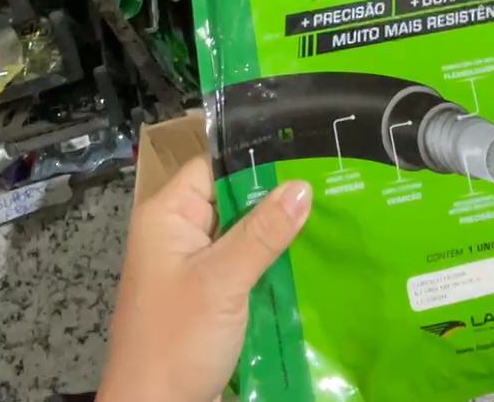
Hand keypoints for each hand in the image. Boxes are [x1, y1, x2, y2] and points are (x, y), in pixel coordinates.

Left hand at [98, 159, 311, 401]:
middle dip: (272, 195)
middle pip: (230, 197)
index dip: (252, 159)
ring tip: (326, 213)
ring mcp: (191, 264)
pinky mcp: (207, 293)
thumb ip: (262, 232)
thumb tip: (302, 186)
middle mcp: (176, 231)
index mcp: (166, 215)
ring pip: (240, 231)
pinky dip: (268, 260)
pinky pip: (241, 262)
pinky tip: (305, 254)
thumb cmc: (177, 340)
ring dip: (274, 230)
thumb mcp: (223, 281)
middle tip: (325, 182)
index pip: (212, 166)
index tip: (301, 153)